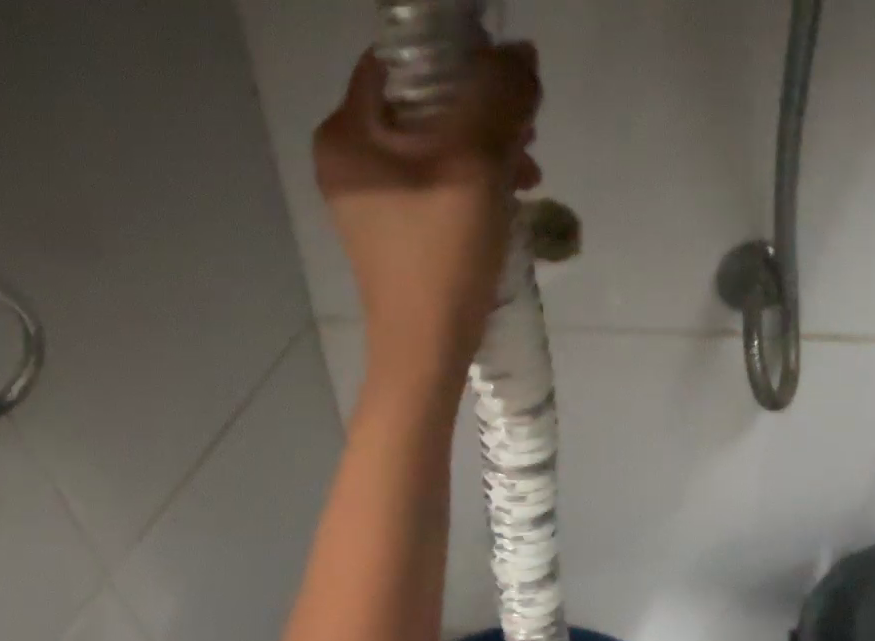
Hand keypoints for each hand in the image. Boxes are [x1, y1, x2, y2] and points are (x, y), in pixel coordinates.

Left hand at [314, 43, 541, 378]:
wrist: (426, 350)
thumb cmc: (442, 255)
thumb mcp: (476, 163)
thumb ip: (499, 95)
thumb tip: (520, 56)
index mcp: (347, 132)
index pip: (404, 60)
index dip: (460, 59)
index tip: (508, 84)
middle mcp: (348, 158)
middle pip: (424, 101)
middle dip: (483, 109)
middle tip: (526, 134)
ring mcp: (368, 196)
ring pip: (436, 142)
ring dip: (487, 146)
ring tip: (527, 172)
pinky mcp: (392, 227)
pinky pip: (435, 180)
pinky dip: (473, 180)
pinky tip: (509, 196)